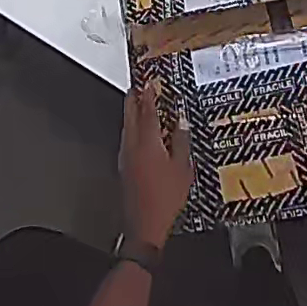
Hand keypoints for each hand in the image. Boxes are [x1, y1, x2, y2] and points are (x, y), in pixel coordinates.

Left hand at [120, 82, 191, 247]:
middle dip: (134, 98)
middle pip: (130, 114)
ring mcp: (126, 154)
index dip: (148, 94)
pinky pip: (127, 137)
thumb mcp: (182, 168)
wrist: (144, 224)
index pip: (147, 110)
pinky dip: (133, 126)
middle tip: (140, 86)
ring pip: (127, 125)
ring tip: (140, 103)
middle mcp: (132, 144)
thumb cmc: (166, 198)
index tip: (150, 82)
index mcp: (147, 142)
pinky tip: (140, 130)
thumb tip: (181, 122)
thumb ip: (180, 141)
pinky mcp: (124, 164)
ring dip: (133, 111)